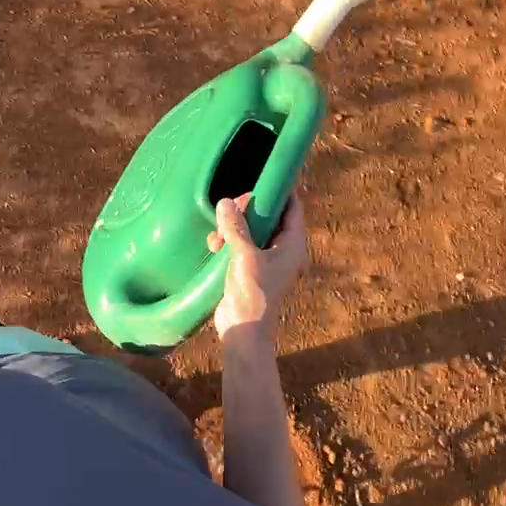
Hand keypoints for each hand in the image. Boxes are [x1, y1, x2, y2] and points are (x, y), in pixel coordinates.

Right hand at [208, 194, 309, 336]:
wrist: (243, 330)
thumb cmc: (254, 294)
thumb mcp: (245, 256)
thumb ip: (236, 227)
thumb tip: (224, 201)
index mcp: (292, 243)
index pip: (292, 207)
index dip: (281, 189)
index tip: (264, 174)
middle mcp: (282, 248)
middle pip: (267, 214)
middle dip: (247, 209)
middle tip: (230, 208)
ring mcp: (264, 257)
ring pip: (250, 227)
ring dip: (232, 226)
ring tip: (218, 235)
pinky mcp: (247, 267)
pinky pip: (238, 243)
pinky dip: (226, 240)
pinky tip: (213, 246)